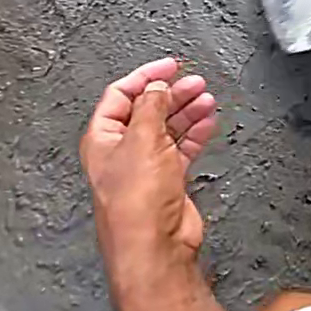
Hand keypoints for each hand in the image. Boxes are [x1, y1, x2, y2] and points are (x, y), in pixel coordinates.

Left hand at [80, 58, 218, 275]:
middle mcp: (122, 150)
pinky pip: (182, 148)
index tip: (170, 65)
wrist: (155, 245)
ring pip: (168, 128)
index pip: (121, 95)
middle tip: (195, 82)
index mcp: (103, 137)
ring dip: (187, 112)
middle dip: (172, 93)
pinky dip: (195, 134)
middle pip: (148, 110)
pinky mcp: (167, 180)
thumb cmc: (137, 201)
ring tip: (206, 99)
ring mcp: (145, 166)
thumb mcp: (143, 139)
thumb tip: (156, 85)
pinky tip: (208, 122)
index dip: (145, 76)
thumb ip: (151, 105)